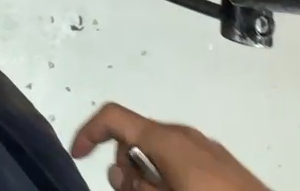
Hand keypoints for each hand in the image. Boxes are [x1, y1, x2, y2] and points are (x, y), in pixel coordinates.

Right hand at [71, 103, 268, 190]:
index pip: (113, 116)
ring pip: (159, 150)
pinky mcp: (222, 165)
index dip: (89, 132)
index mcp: (165, 139)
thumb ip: (134, 186)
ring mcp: (205, 147)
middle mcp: (183, 134)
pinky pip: (181, 160)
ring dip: (147, 173)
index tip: (77, 156)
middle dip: (123, 163)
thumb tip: (120, 173)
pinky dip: (168, 175)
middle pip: (136, 134)